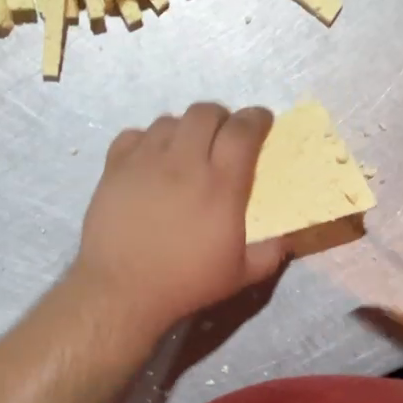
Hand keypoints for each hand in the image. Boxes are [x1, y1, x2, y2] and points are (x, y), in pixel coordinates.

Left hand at [68, 104, 286, 339]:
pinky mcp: (115, 168)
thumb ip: (270, 253)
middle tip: (222, 136)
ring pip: (169, 120)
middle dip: (220, 118)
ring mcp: (145, 161)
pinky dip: (146, 140)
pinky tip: (150, 160)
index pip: (243, 129)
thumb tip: (287, 238)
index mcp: (221, 184)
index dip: (256, 118)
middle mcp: (184, 162)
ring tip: (184, 149)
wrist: (123, 290)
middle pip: (205, 112)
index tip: (261, 122)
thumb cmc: (186, 284)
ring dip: (183, 129)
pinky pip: (133, 134)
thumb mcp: (240, 276)